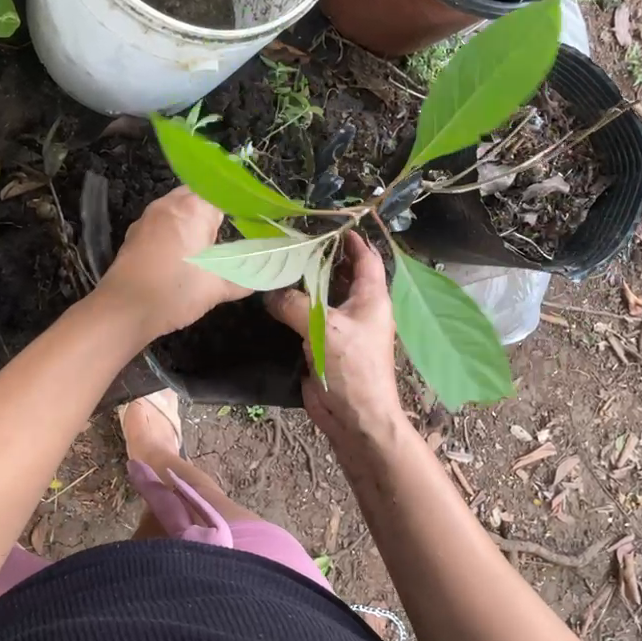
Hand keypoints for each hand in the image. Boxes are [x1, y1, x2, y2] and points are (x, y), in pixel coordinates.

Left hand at [94, 187, 251, 341]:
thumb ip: (245, 279)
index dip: (240, 204)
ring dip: (193, 221)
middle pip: (199, 195)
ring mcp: (148, 218)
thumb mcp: (217, 288)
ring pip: (178, 208)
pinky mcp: (135, 234)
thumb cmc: (174, 292)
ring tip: (210, 244)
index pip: (224, 191)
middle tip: (234, 231)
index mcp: (192, 207)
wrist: (124, 310)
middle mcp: (168, 204)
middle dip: (216, 210)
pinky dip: (175, 232)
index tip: (252, 219)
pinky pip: (163, 223)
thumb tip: (262, 277)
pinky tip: (183, 254)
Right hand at [267, 231, 407, 447]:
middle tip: (290, 242)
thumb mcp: (322, 327)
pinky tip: (271, 299)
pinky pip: (307, 320)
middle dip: (319, 258)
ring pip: (321, 297)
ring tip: (276, 265)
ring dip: (303, 284)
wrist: (356, 417)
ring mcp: (341, 329)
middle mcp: (359, 309)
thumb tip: (269, 293)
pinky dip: (293, 308)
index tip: (329, 223)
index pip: (366, 258)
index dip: (351, 239)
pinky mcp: (323, 347)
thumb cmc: (351, 367)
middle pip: (340, 275)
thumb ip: (293, 303)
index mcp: (371, 298)